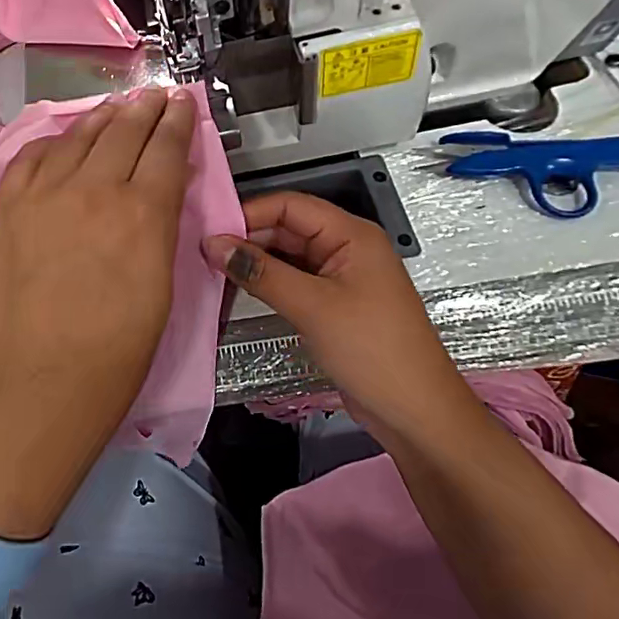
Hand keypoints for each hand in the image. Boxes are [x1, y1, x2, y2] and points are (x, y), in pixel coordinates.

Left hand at [0, 86, 197, 538]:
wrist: (44, 377)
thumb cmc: (119, 346)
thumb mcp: (163, 281)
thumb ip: (164, 222)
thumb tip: (166, 182)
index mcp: (142, 212)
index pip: (165, 147)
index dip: (177, 121)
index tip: (181, 103)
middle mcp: (94, 189)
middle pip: (124, 130)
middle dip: (145, 108)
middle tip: (154, 96)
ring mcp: (46, 193)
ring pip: (79, 135)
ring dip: (103, 116)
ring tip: (117, 106)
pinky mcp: (10, 205)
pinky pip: (32, 155)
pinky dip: (53, 142)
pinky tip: (64, 140)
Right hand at [208, 195, 618, 618]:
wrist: (416, 413)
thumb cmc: (371, 350)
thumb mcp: (312, 306)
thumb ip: (261, 271)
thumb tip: (213, 244)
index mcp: (350, 234)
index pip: (291, 205)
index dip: (250, 213)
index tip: (209, 230)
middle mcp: (344, 246)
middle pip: (288, 228)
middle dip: (248, 238)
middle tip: (202, 253)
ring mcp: (339, 276)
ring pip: (288, 255)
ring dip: (255, 261)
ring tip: (211, 269)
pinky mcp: (333, 303)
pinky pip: (294, 280)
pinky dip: (268, 282)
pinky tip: (237, 289)